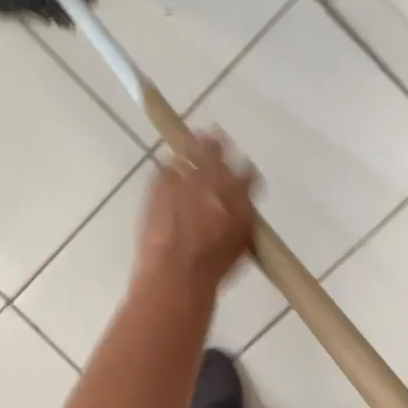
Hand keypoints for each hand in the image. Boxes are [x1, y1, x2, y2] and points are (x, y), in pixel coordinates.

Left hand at [135, 132, 256, 290]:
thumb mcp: (240, 242)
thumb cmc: (213, 264)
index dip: (241, 171)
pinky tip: (167, 172)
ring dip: (191, 148)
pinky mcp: (160, 185)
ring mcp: (185, 178)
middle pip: (216, 151)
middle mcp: (214, 179)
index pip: (247, 173)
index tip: (237, 171)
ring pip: (190, 152)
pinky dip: (168, 169)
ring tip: (189, 144)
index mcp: (240, 193)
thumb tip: (243, 203)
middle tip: (210, 136)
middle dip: (214, 144)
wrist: (177, 270)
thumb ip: (243, 216)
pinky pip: (166, 168)